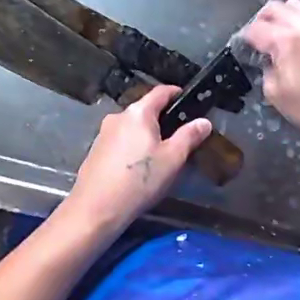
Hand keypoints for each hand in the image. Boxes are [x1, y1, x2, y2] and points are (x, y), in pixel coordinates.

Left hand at [58, 85, 212, 237]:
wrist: (96, 207)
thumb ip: (189, 137)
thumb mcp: (172, 159)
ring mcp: (103, 133)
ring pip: (132, 127)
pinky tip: (138, 166)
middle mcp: (118, 116)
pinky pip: (120, 140)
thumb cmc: (139, 180)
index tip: (188, 99)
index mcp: (138, 113)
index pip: (160, 92)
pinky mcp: (96, 149)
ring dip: (146, 135)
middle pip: (145, 110)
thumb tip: (203, 121)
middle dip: (163, 119)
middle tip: (180, 136)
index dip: (176, 92)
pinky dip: (132, 146)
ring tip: (161, 155)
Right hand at [240, 0, 299, 136]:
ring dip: (281, 16)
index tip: (243, 46)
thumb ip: (266, 70)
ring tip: (276, 34)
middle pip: (275, 7)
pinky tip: (295, 41)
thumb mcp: (276, 94)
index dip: (245, 36)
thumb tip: (267, 59)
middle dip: (261, 19)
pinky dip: (297, 22)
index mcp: (287, 41)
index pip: (256, 27)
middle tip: (257, 37)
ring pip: (294, 6)